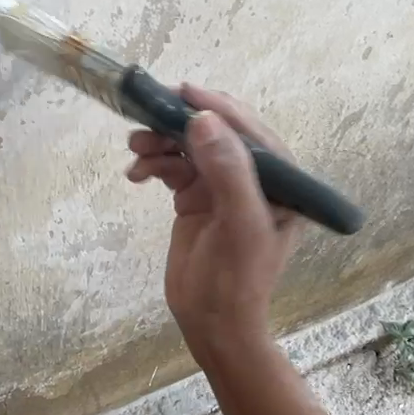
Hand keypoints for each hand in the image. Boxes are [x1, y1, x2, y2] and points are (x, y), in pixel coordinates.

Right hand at [124, 84, 302, 362]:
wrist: (212, 323)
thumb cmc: (236, 279)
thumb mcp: (239, 224)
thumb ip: (228, 170)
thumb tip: (202, 120)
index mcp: (279, 179)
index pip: (248, 130)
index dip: (214, 107)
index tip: (180, 92)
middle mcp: (252, 177)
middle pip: (213, 134)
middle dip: (178, 125)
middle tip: (145, 122)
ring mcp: (221, 188)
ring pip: (188, 150)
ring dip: (160, 145)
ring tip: (134, 149)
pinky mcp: (195, 201)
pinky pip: (173, 170)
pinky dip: (153, 167)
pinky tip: (136, 175)